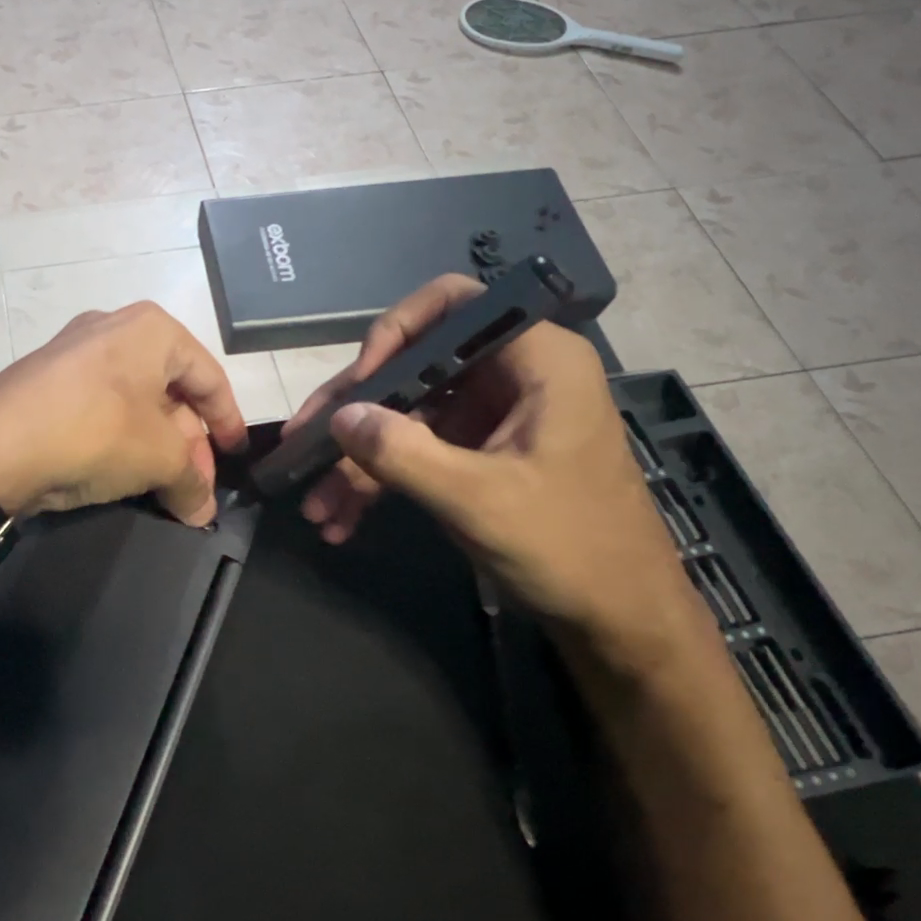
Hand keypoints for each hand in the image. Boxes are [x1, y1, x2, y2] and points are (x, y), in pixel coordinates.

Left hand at [0, 301, 247, 525]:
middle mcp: (111, 330)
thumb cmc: (95, 433)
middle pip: (169, 393)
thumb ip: (192, 482)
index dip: (228, 422)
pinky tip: (122, 480)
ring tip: (165, 493)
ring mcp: (70, 355)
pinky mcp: (42, 385)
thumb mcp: (159, 459)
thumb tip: (202, 511)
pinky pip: (97, 413)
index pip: (209, 376)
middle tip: (196, 491)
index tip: (236, 458)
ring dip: (155, 452)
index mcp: (150, 329)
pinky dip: (118, 445)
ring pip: (132, 406)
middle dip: (189, 448)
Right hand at [288, 275, 699, 641]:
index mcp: (536, 361)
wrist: (619, 615)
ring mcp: (495, 419)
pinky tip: (343, 520)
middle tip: (300, 447)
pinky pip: (419, 453)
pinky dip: (381, 482)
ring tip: (316, 508)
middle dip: (355, 414)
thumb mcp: (476, 500)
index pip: (454, 305)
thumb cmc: (568, 547)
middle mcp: (513, 377)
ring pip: (408, 417)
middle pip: (415, 368)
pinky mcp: (482, 457)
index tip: (359, 383)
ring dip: (358, 461)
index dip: (396, 332)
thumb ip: (401, 453)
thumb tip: (338, 418)